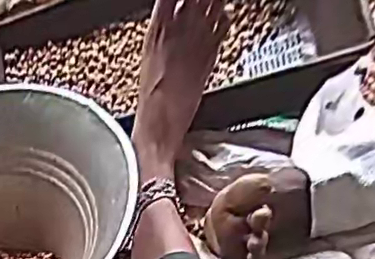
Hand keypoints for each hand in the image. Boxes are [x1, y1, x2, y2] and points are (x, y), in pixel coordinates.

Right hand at [131, 0, 228, 172]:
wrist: (158, 130)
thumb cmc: (149, 104)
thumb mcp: (148, 61)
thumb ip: (161, 35)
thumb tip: (167, 18)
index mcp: (156, 30)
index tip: (179, 0)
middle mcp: (179, 28)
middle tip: (196, 5)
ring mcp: (197, 38)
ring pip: (213, 0)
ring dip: (213, 2)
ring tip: (209, 6)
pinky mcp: (211, 52)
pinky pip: (225, 20)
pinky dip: (225, 15)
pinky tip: (223, 17)